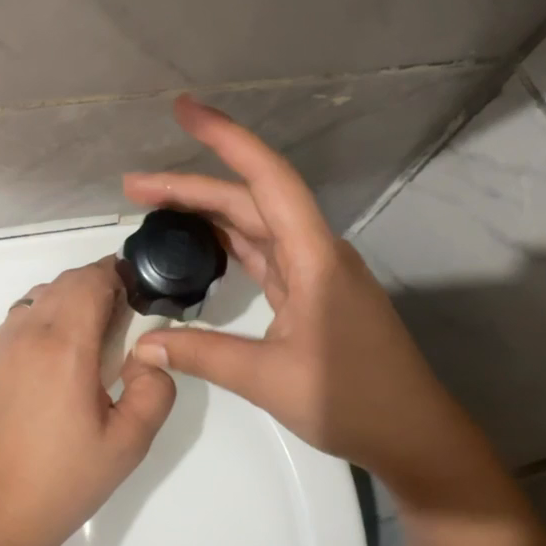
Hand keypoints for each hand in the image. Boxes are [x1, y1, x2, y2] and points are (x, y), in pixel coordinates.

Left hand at [0, 257, 177, 545]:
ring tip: (94, 340)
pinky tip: (59, 361)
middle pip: (64, 283)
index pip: (91, 280)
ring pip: (39, 298)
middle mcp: (25, 334)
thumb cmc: (66, 479)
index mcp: (63, 346)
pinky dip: (44, 320)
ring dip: (69, 302)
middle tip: (126, 320)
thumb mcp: (130, 442)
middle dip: (97, 286)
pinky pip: (19, 320)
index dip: (119, 275)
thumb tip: (149, 354)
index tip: (142, 293)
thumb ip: (154, 389)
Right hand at [123, 95, 471, 480]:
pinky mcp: (311, 294)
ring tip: (151, 208)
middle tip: (133, 187)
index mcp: (314, 257)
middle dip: (191, 187)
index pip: (267, 180)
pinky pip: (262, 254)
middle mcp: (315, 252)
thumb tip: (143, 346)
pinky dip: (226, 244)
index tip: (185, 111)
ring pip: (254, 226)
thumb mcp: (269, 380)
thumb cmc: (353, 401)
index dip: (226, 139)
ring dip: (206, 213)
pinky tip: (196, 244)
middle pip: (249, 201)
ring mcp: (314, 273)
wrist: (413, 434)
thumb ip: (202, 355)